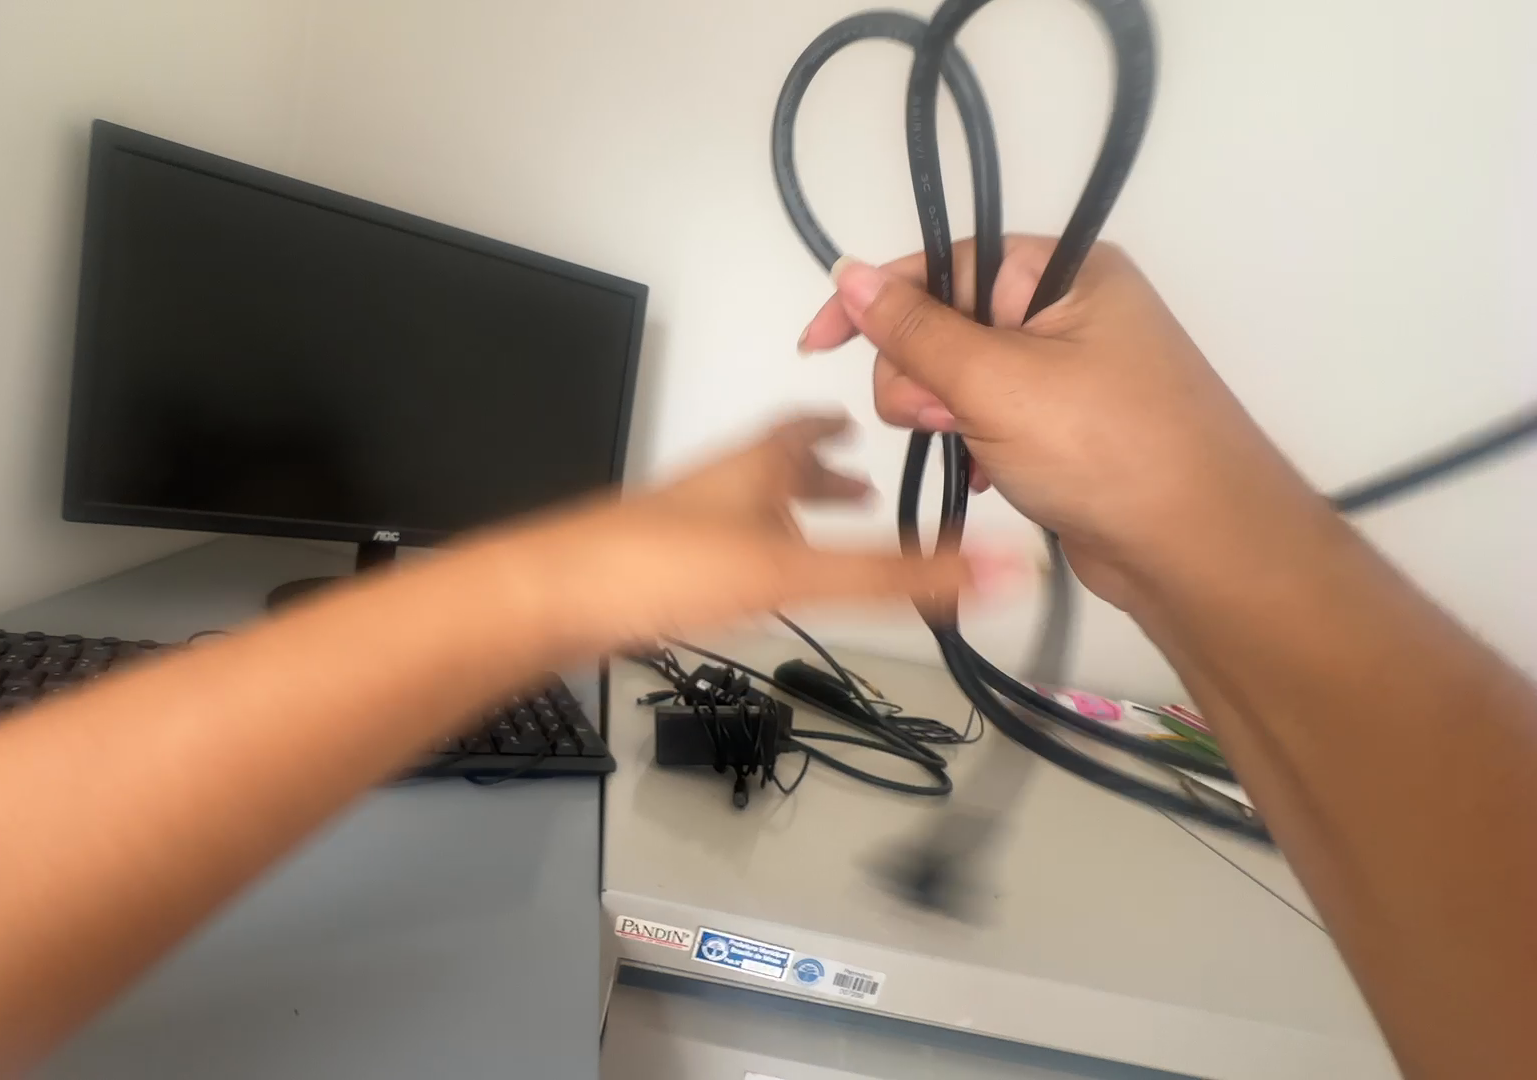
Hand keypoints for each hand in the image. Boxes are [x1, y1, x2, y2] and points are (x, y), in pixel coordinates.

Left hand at [467, 415, 996, 652]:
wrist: (555, 598)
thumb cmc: (666, 567)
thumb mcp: (793, 571)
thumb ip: (894, 577)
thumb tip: (1005, 569)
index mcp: (747, 470)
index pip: (796, 432)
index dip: (831, 428)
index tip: (856, 425)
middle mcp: (708, 487)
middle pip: (766, 467)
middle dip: (814, 475)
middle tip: (851, 484)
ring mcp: (672, 524)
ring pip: (735, 508)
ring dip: (776, 515)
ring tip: (806, 539)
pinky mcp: (645, 565)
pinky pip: (705, 547)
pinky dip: (738, 552)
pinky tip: (734, 586)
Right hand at [798, 237, 1322, 606]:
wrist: (1192, 548)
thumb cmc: (1105, 450)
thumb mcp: (995, 381)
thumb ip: (914, 330)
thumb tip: (851, 275)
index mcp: (1059, 274)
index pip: (938, 266)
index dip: (873, 301)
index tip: (816, 345)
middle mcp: (1056, 312)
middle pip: (935, 326)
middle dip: (917, 377)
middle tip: (944, 417)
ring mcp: (1052, 370)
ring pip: (945, 378)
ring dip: (937, 414)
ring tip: (970, 446)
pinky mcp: (1046, 421)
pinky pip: (971, 414)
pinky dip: (962, 440)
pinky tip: (982, 468)